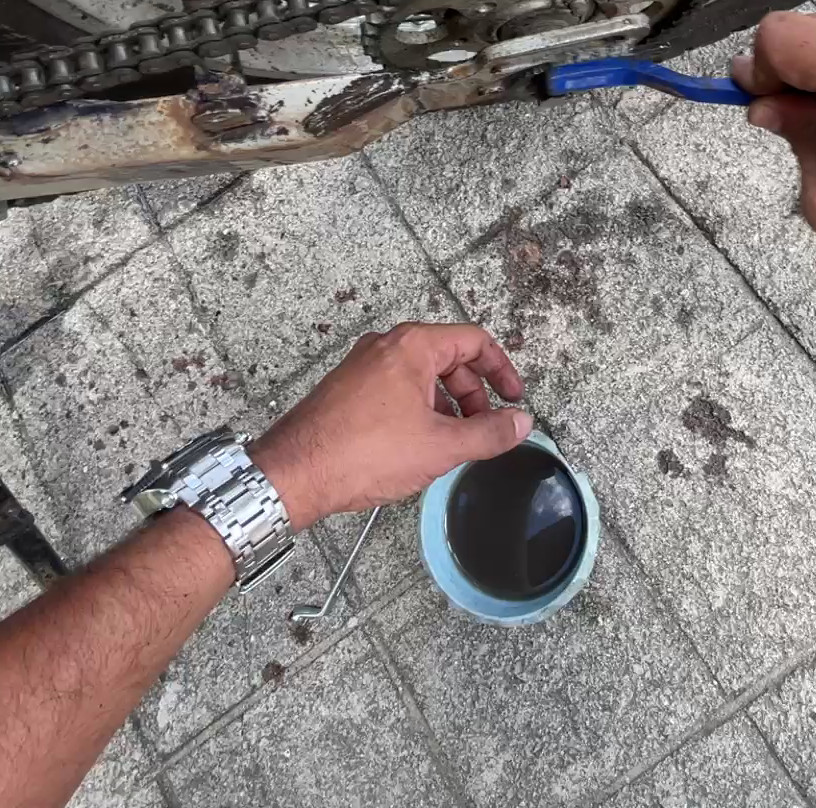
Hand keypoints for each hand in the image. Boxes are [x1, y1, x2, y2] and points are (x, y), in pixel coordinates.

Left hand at [247, 323, 531, 529]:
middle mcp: (387, 346)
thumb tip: (522, 423)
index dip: (502, 369)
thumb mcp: (441, 446)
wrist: (292, 475)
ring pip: (422, 375)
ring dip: (447, 404)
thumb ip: (489, 432)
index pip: (474, 341)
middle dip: (474, 394)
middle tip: (484, 427)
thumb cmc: (362, 453)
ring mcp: (363, 366)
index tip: (514, 397)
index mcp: (412, 346)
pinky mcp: (348, 388)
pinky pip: (397, 388)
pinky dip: (420, 408)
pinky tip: (419, 443)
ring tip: (452, 442)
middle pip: (449, 358)